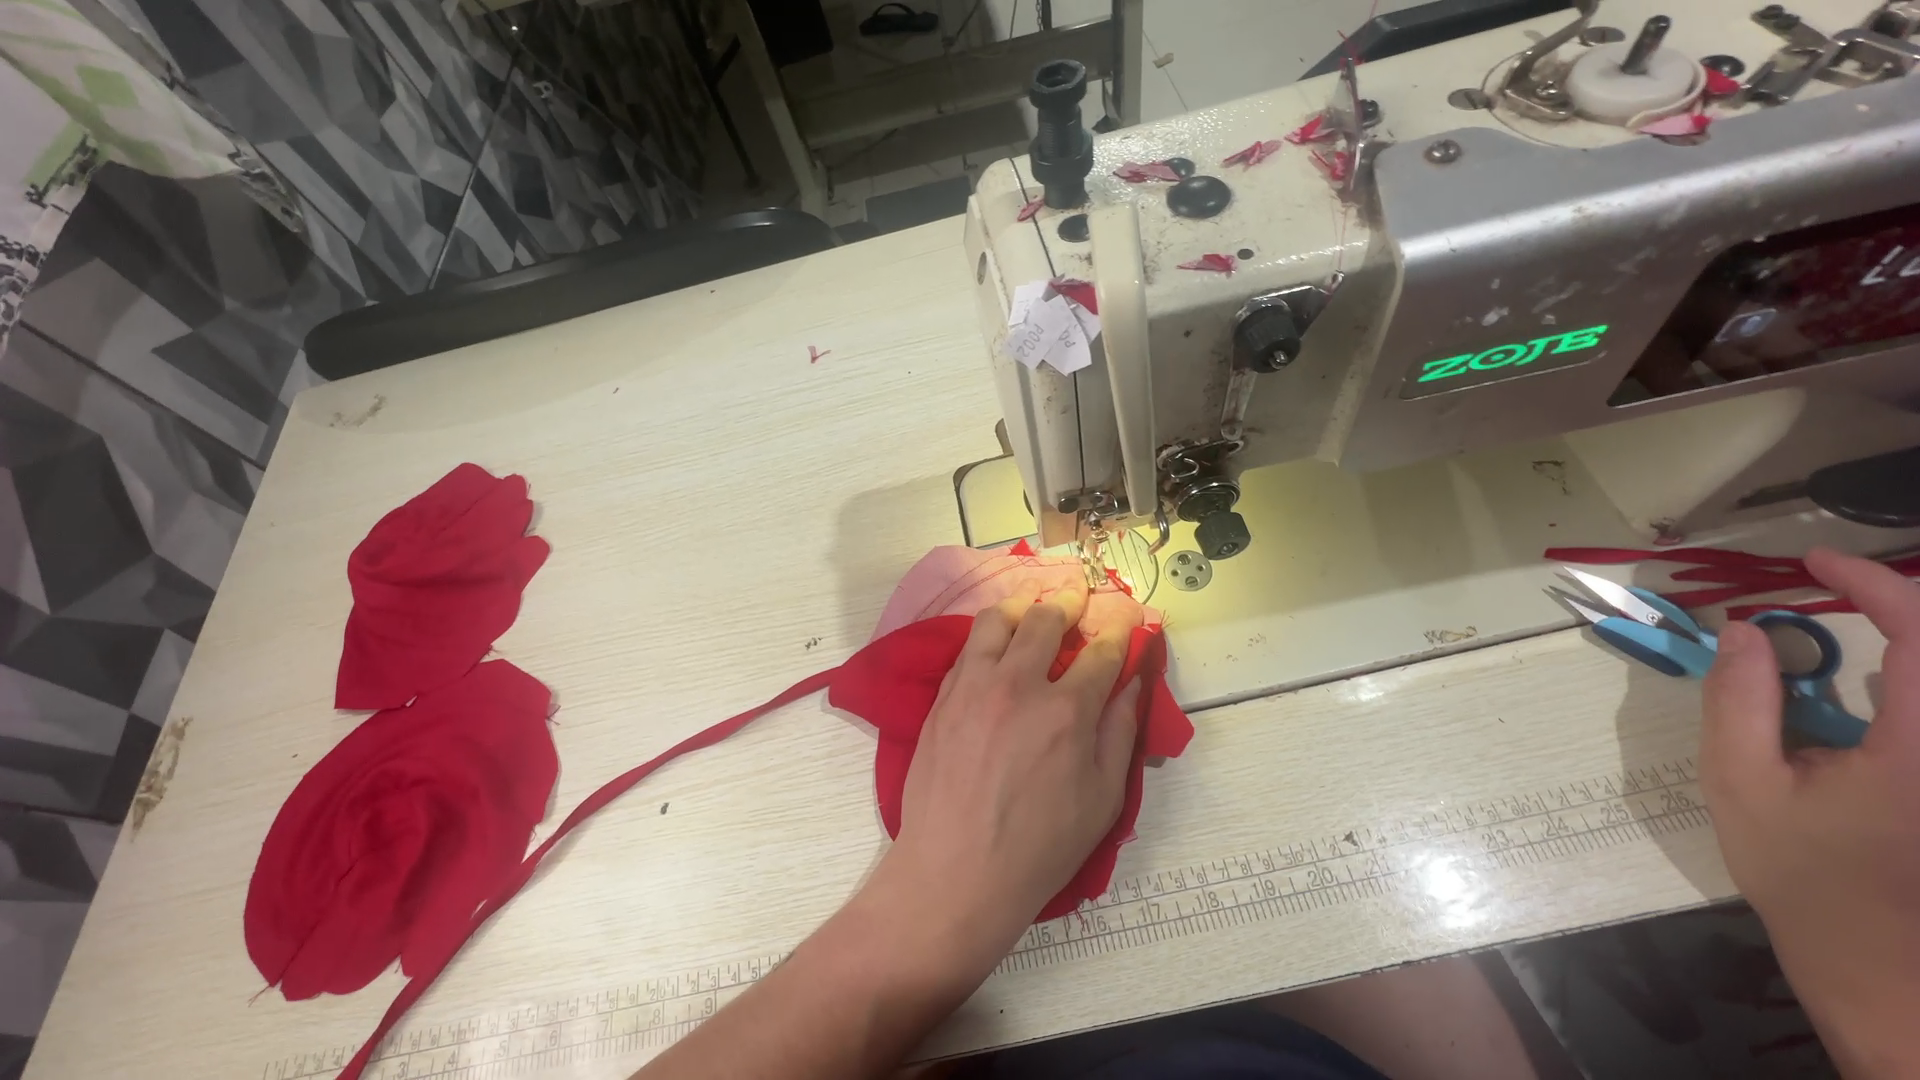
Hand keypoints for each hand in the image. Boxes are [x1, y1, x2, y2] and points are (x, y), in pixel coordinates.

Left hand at [871, 578, 1143, 964]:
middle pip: (1045, 620)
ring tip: (1033, 603)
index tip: (1128, 614)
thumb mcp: (1102, 798)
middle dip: (1069, 601)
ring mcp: (973, 688)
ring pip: (997, 621)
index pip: (1100, 651)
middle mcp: (1018, 685)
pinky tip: (995, 640)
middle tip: (1078, 594)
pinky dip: (987, 634)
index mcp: (1066, 711)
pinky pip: (967, 648)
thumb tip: (1133, 683)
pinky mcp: (943, 699)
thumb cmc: (1040, 846)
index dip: (1120, 628)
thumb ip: (1119, 732)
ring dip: (1022, 604)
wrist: (956, 872)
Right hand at [1701, 547, 1919, 1075]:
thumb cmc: (1805, 880)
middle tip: (1833, 588)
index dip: (1874, 585)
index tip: (1813, 562)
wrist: (1888, 972)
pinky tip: (1878, 690)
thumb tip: (1745, 630)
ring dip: (1909, 642)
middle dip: (1900, 605)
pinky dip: (1911, 679)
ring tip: (1850, 628)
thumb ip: (1741, 700)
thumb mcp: (1742, 785)